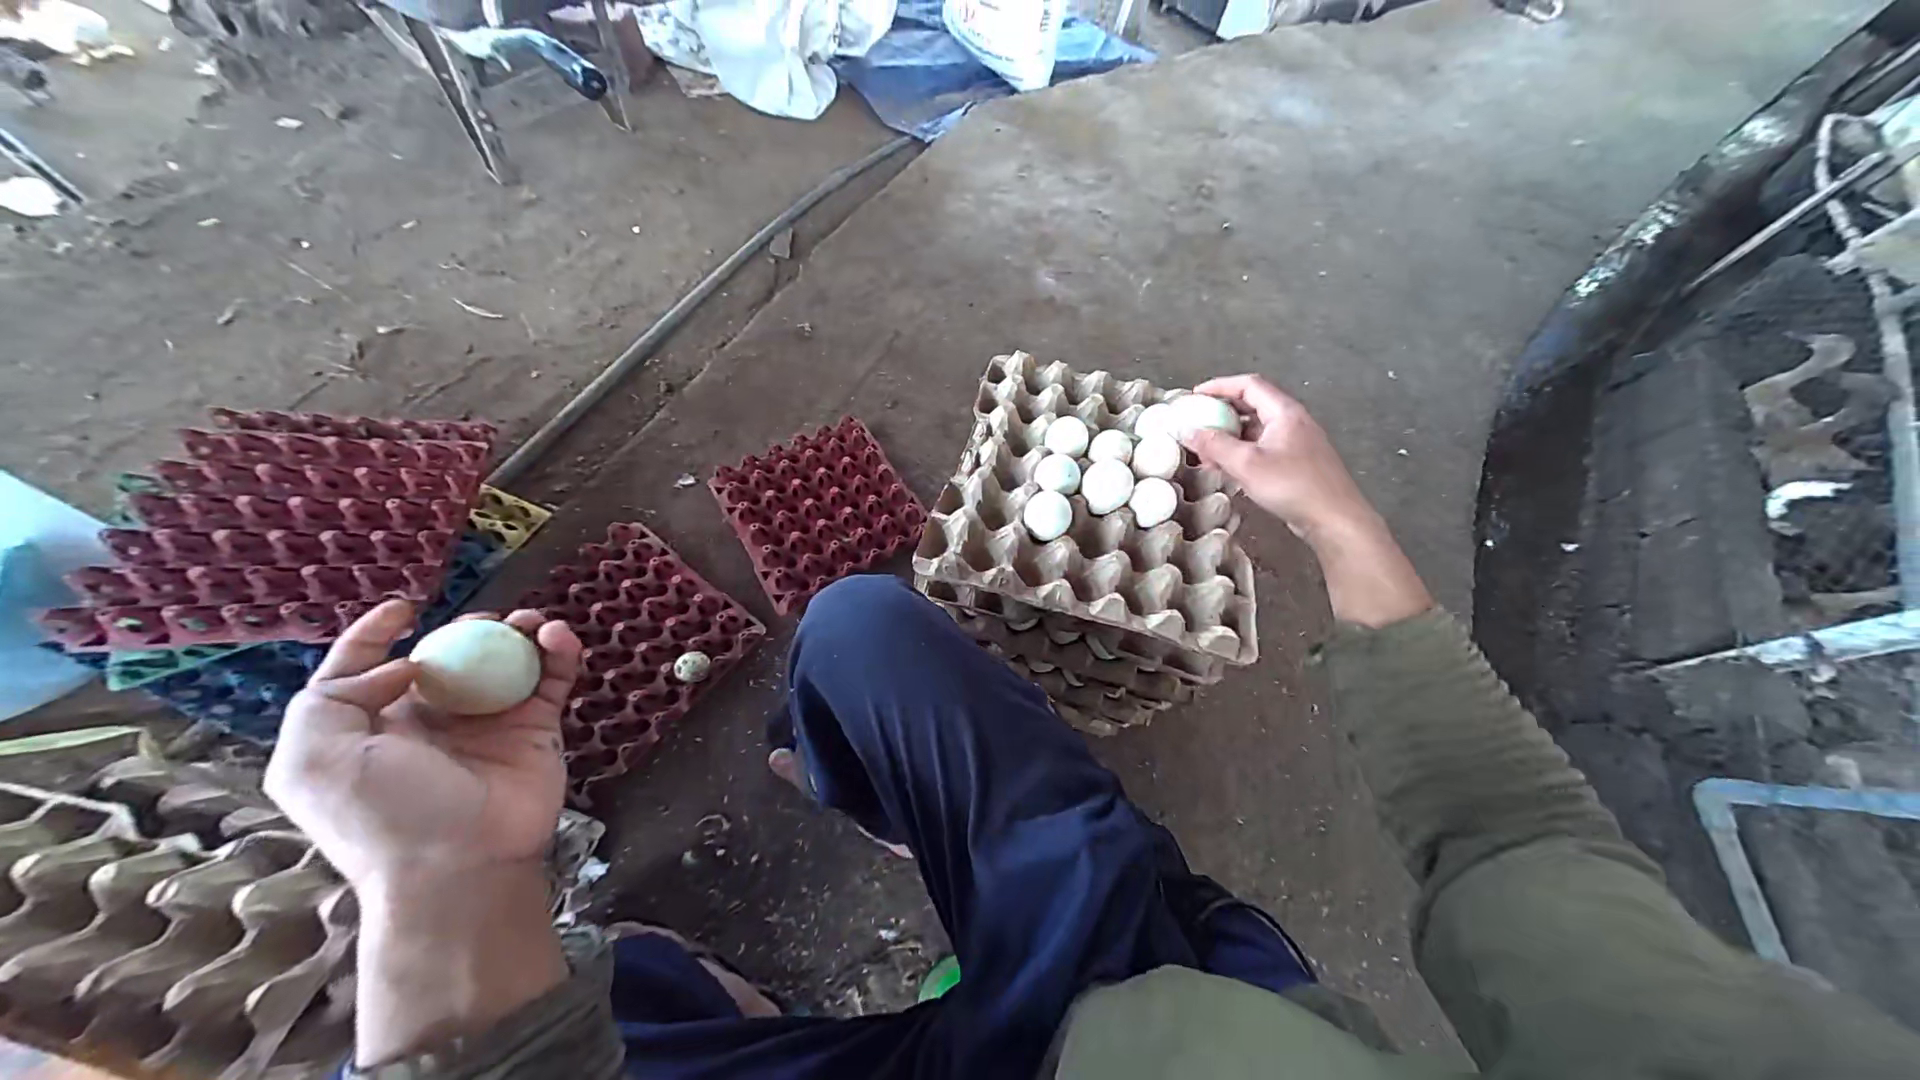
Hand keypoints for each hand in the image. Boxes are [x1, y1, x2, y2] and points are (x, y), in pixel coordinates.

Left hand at [267, 600, 581, 1065]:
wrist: (462, 863)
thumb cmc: (385, 813)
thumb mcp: (316, 761)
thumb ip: (333, 698)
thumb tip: (406, 665)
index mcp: (376, 725)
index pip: (374, 668)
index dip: (380, 634)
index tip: (404, 607)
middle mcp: (435, 719)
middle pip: (453, 657)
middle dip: (468, 631)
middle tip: (488, 625)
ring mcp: (492, 722)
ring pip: (508, 662)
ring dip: (521, 633)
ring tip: (530, 623)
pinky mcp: (538, 727)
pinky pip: (552, 679)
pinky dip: (560, 652)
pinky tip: (556, 636)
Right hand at [1184, 375, 1433, 626]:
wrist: (1334, 519)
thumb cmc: (1292, 485)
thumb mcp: (1246, 464)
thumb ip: (1214, 445)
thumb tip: (1187, 430)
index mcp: (1284, 412)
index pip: (1249, 385)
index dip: (1219, 386)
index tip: (1194, 396)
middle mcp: (1292, 421)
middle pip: (1252, 404)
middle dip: (1221, 411)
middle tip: (1196, 421)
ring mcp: (1295, 442)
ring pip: (1255, 429)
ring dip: (1229, 435)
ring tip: (1205, 449)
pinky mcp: (1296, 462)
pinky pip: (1262, 447)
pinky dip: (1240, 451)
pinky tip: (1226, 467)